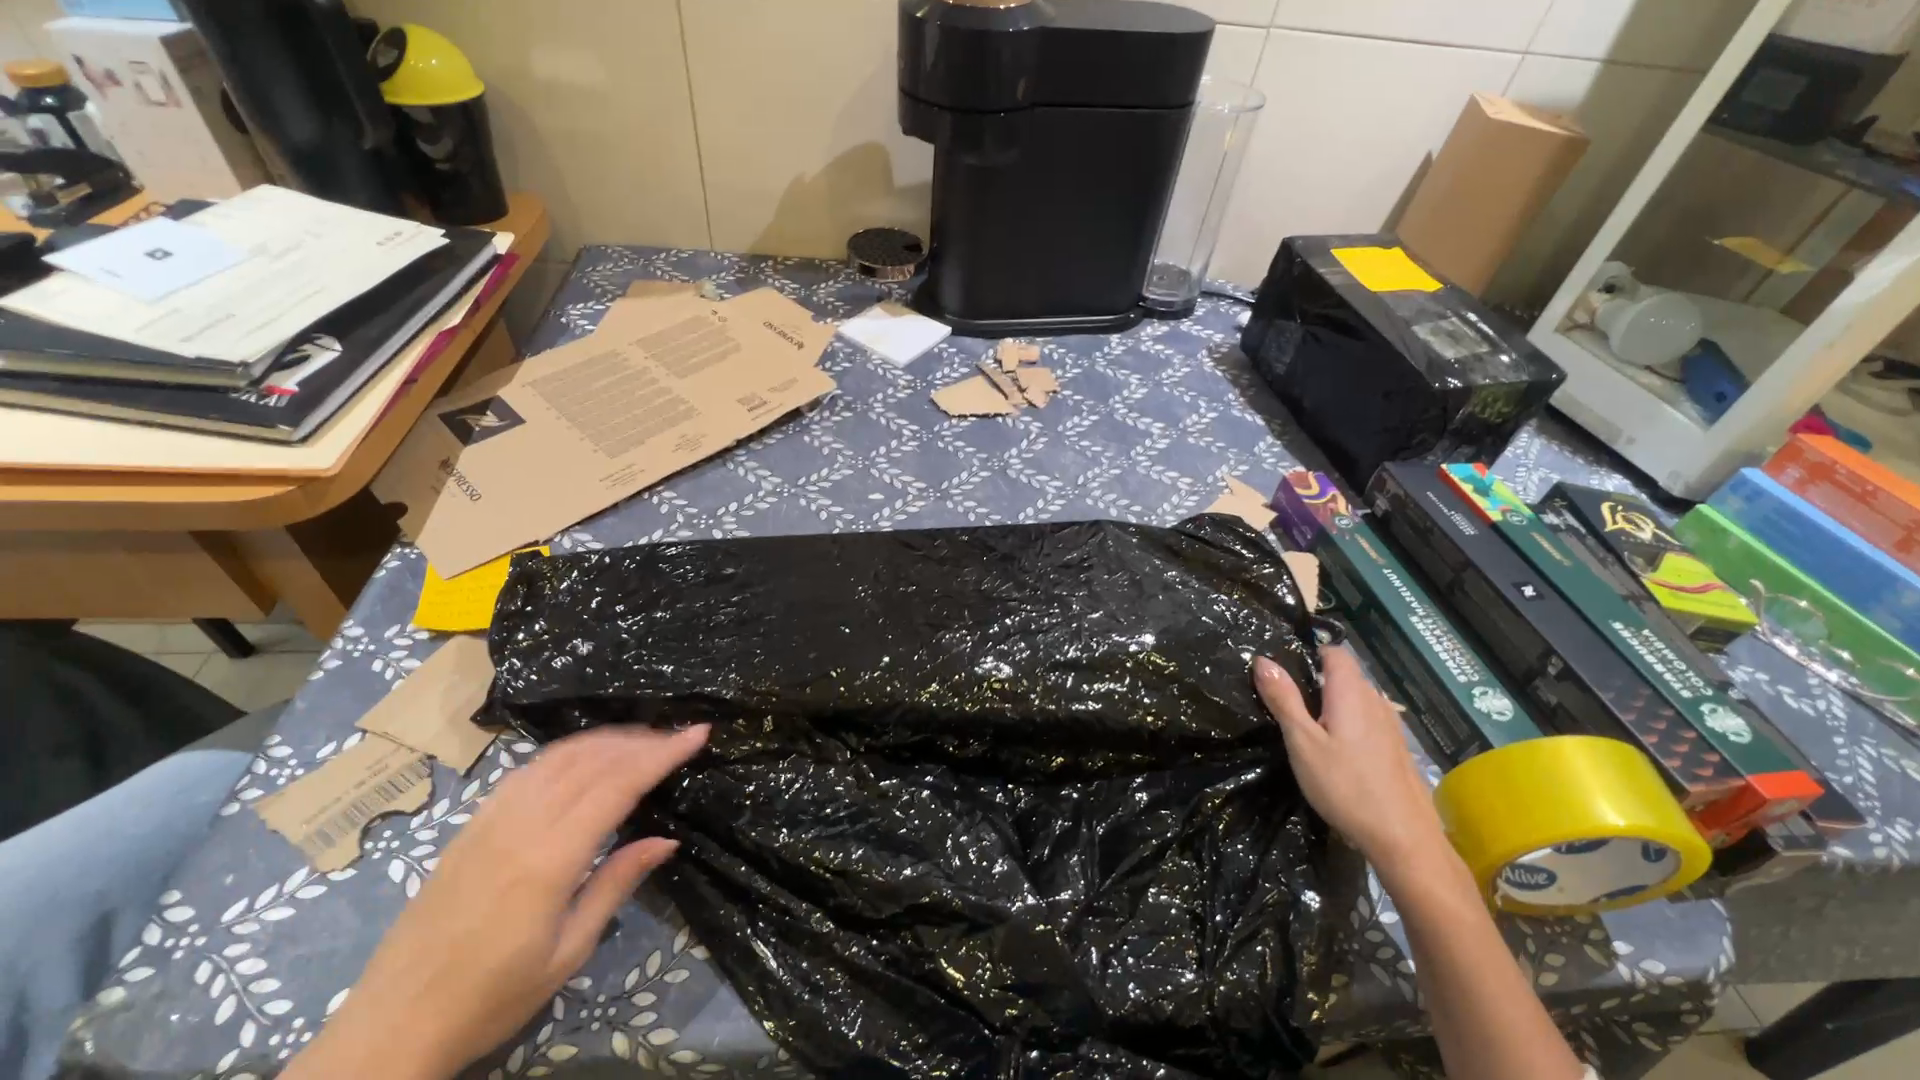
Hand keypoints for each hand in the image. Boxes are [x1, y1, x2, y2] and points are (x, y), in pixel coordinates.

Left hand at [285, 725, 709, 1079]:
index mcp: (548, 859)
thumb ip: (615, 885)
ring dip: (602, 741)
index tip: (698, 734)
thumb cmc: (491, 998)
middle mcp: (517, 826)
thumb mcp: (567, 952)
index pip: (616, 786)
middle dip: (638, 741)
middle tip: (677, 737)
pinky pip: (524, 773)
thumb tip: (666, 839)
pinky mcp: (468, 828)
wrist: (394, 1022)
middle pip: (588, 761)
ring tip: (639, 741)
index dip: (660, 755)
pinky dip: (563, 754)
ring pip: (554, 759)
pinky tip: (581, 761)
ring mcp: (486, 822)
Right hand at [1253, 646, 1446, 877]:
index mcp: (1352, 693)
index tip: (1282, 671)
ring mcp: (1391, 726)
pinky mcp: (1396, 748)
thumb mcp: (1303, 743)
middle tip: (1284, 704)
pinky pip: (1367, 721)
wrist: (1403, 837)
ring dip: (1332, 706)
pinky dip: (1348, 725)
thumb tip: (1263, 659)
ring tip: (1306, 729)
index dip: (1309, 653)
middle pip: (1345, 676)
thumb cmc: (1345, 786)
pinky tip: (1336, 753)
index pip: (1334, 652)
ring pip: (1357, 700)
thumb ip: (1284, 700)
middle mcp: (1376, 701)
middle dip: (1316, 682)